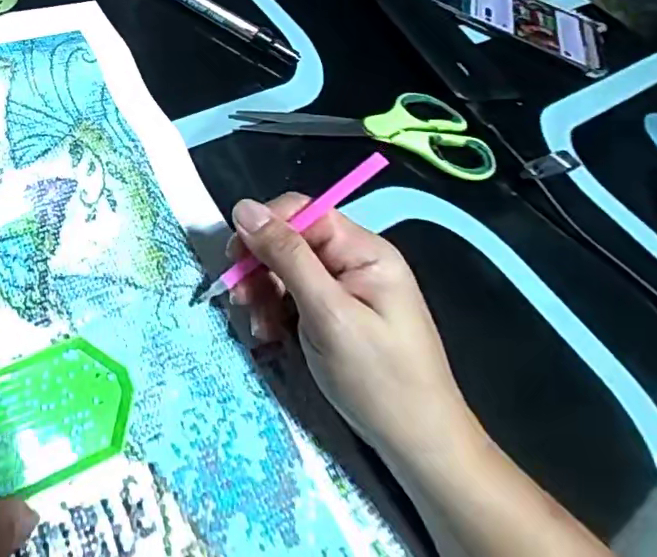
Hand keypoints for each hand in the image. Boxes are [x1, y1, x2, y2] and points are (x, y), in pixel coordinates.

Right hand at [227, 194, 477, 460]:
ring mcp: (347, 289)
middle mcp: (355, 261)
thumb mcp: (327, 315)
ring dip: (265, 293)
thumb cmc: (379, 380)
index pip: (303, 212)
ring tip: (259, 327)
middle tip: (241, 299)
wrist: (421, 448)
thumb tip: (244, 208)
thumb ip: (286, 256)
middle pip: (292, 241)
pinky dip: (277, 312)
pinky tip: (271, 335)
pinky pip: (296, 297)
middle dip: (261, 267)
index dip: (265, 227)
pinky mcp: (337, 315)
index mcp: (363, 250)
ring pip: (288, 271)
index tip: (235, 258)